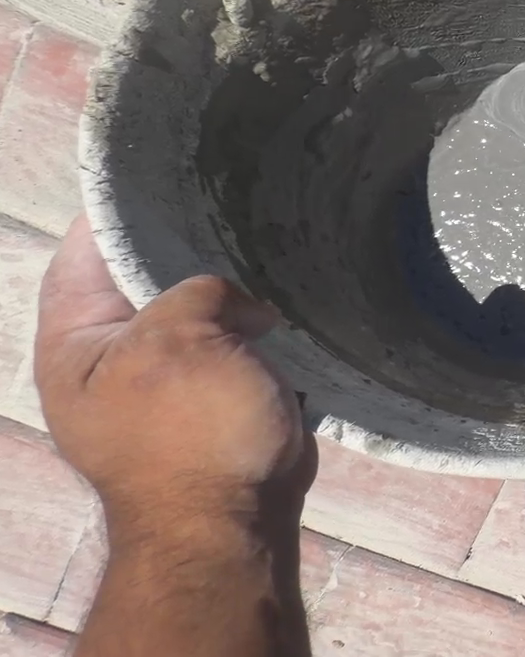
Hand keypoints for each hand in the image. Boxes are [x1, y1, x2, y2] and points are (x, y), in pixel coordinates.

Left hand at [35, 218, 315, 534]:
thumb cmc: (188, 426)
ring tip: (276, 247)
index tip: (163, 172)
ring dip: (233, 284)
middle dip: (190, 246)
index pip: (83, 258)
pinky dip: (258, 316)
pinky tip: (291, 298)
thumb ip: (196, 293)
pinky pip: (234, 336)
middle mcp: (114, 355)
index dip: (114, 214)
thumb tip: (240, 303)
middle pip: (146, 280)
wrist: (230, 508)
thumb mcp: (178, 342)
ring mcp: (167, 375)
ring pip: (199, 308)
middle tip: (243, 204)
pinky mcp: (216, 390)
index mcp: (78, 343)